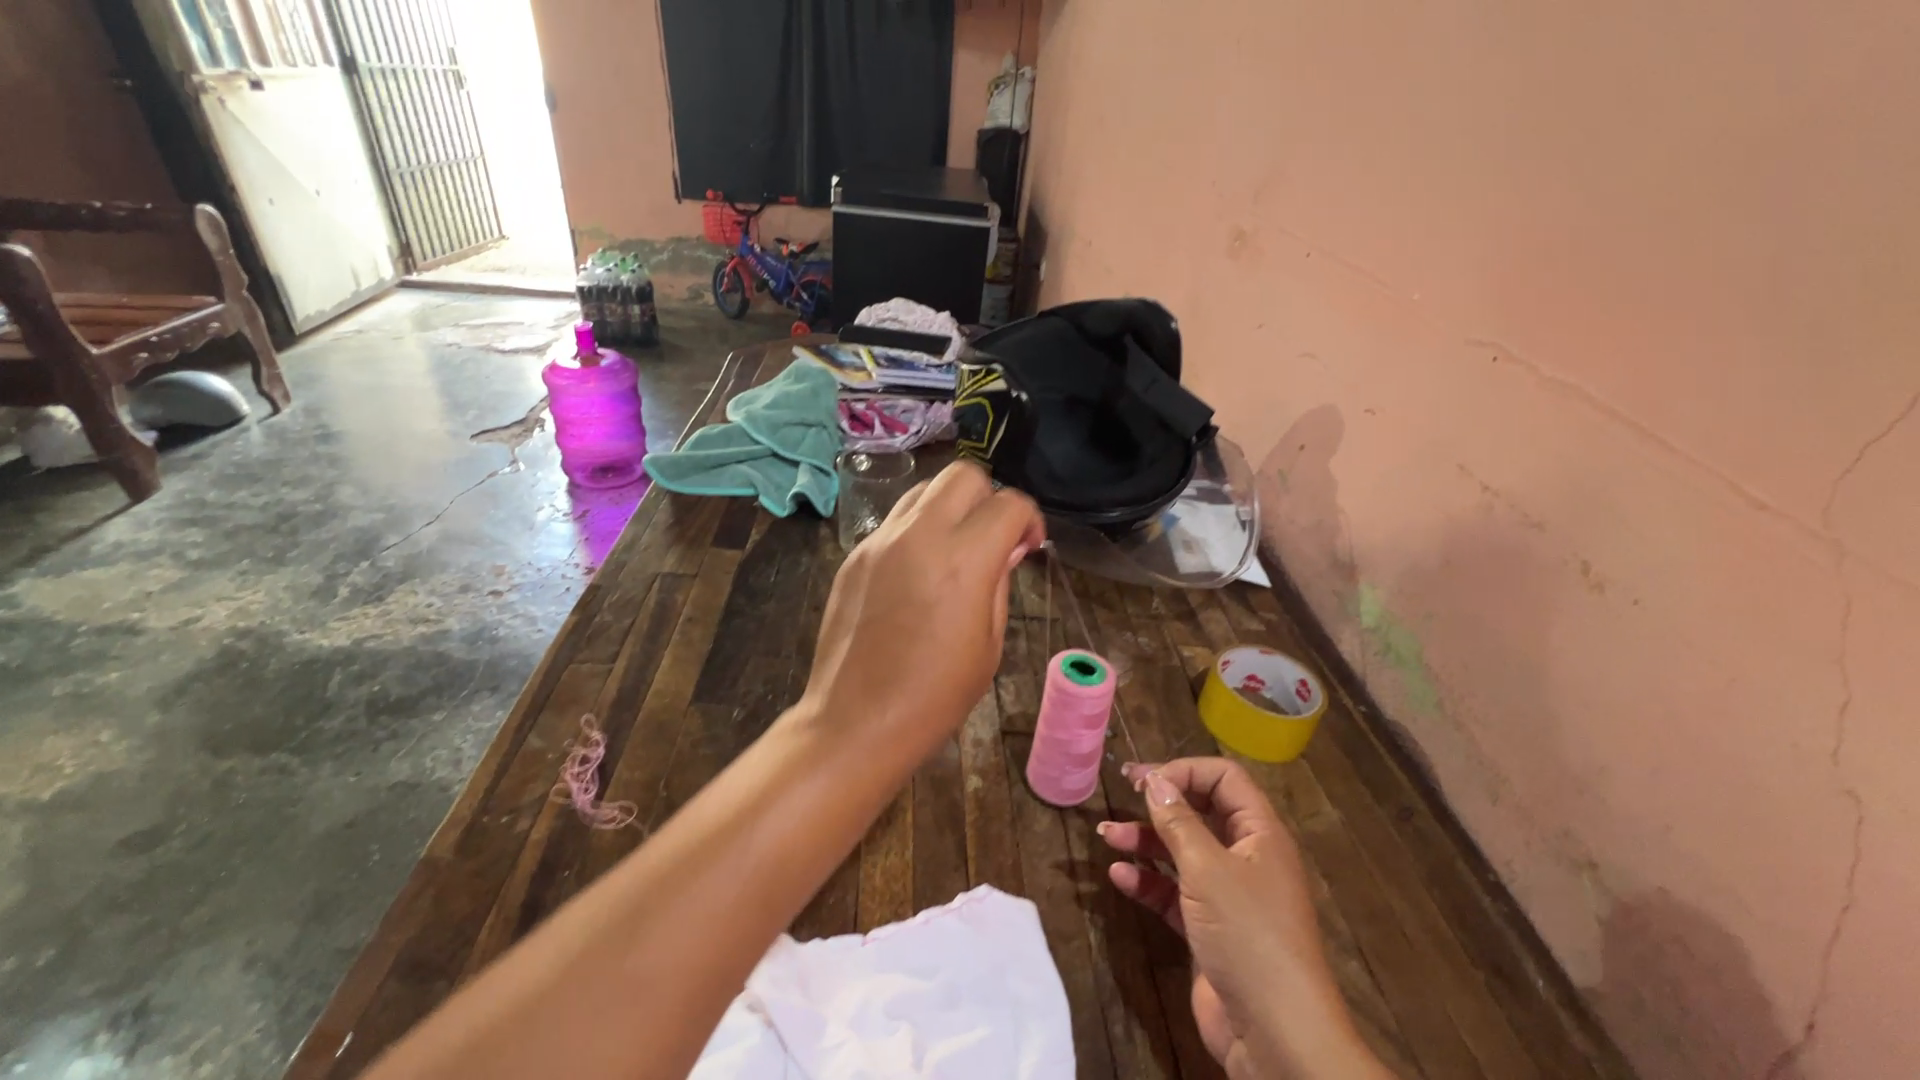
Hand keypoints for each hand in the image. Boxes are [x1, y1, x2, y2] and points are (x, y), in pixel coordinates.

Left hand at [802, 462, 1043, 755]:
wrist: (855, 722)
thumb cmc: (934, 697)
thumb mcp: (988, 646)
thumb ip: (999, 583)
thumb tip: (1006, 549)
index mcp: (962, 561)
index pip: (1008, 503)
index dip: (1030, 520)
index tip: (1028, 547)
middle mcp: (918, 536)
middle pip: (963, 475)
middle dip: (988, 498)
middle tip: (992, 540)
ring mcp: (879, 542)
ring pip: (923, 490)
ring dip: (949, 508)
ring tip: (954, 551)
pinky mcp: (854, 556)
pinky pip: (894, 522)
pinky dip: (917, 532)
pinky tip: (918, 576)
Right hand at [1100, 759, 1390, 1079]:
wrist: (1275, 1031)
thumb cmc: (1247, 934)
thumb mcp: (1208, 869)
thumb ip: (1179, 822)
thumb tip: (1156, 781)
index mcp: (1261, 834)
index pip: (1225, 779)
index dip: (1185, 771)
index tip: (1144, 780)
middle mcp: (1247, 858)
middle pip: (1202, 813)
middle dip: (1162, 803)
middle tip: (1120, 792)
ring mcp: (1228, 896)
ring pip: (1183, 854)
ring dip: (1146, 842)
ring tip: (1106, 837)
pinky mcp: (1209, 931)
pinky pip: (1175, 894)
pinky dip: (1148, 883)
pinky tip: (1120, 878)